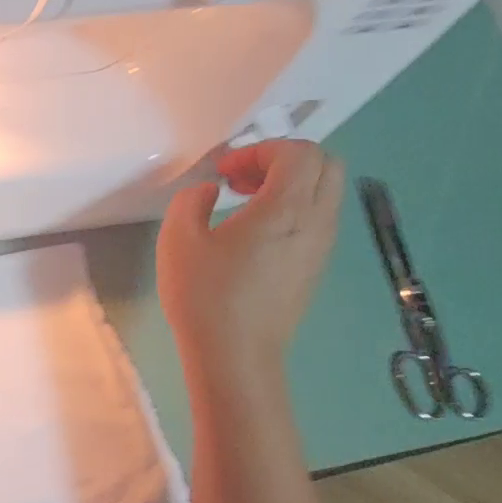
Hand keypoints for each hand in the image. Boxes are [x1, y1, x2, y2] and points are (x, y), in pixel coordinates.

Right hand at [157, 140, 343, 375]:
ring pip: (324, 190)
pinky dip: (292, 207)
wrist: (235, 352)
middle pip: (323, 164)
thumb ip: (188, 203)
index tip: (223, 169)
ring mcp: (322, 243)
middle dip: (282, 160)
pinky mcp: (315, 264)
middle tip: (239, 177)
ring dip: (289, 183)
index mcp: (286, 207)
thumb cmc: (204, 295)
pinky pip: (316, 217)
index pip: (296, 153)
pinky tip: (253, 231)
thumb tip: (206, 191)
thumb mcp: (177, 242)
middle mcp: (316, 219)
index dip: (259, 149)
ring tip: (243, 202)